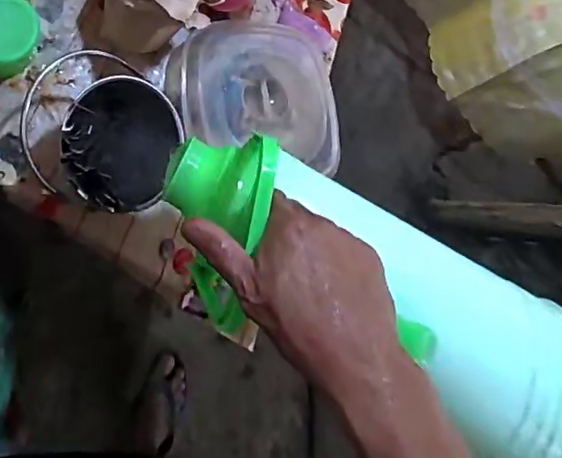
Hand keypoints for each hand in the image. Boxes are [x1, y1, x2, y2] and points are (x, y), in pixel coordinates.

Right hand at [184, 193, 468, 457]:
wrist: (358, 362)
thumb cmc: (298, 327)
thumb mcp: (250, 293)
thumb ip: (221, 251)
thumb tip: (191, 221)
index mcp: (287, 224)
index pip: (270, 200)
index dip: (260, 218)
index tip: (256, 241)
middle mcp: (319, 221)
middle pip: (295, 218)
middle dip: (285, 237)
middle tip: (279, 271)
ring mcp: (348, 237)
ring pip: (320, 234)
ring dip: (311, 249)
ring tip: (308, 287)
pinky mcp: (370, 255)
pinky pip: (344, 249)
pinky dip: (336, 263)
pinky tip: (334, 293)